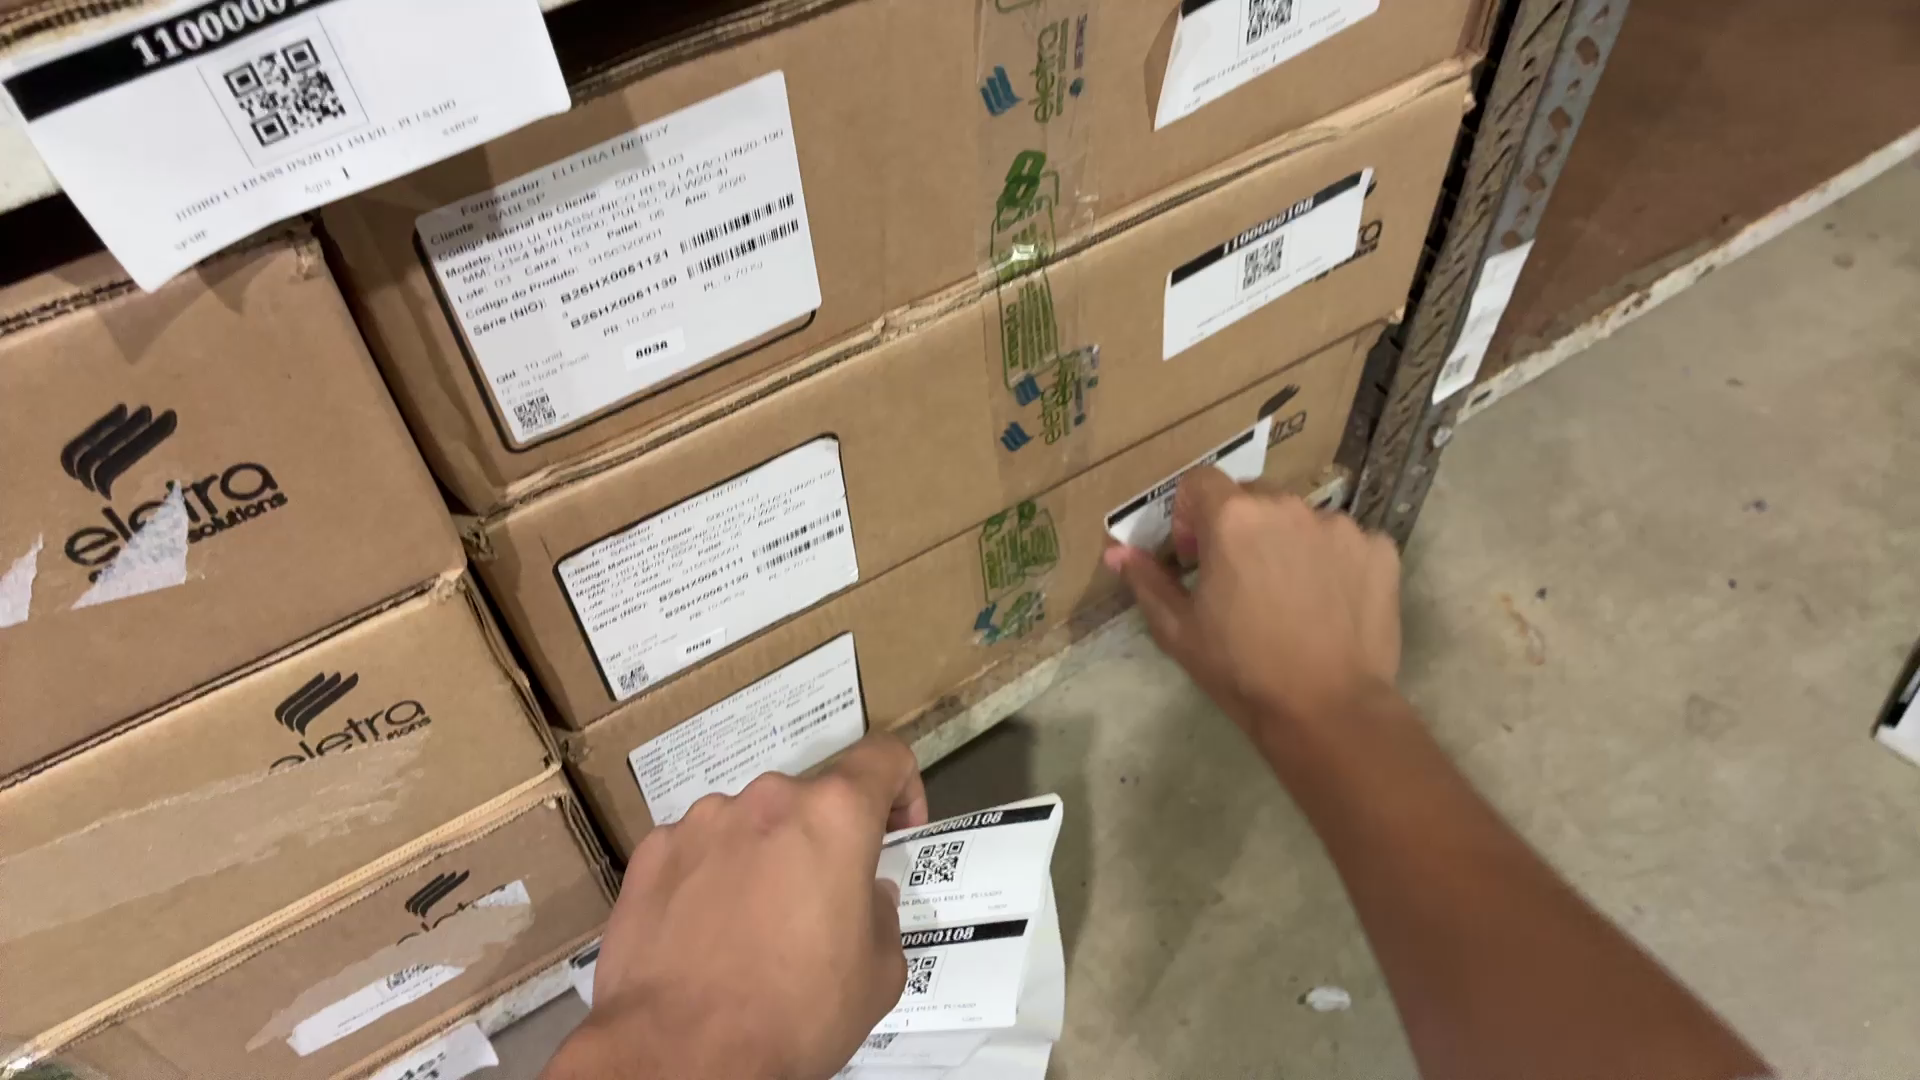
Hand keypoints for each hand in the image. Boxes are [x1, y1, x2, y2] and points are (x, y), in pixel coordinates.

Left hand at [543, 733, 928, 1079]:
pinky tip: (702, 934)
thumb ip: (881, 913)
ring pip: (752, 823)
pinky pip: (698, 850)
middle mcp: (769, 798)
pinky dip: (709, 876)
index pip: (884, 756)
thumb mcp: (879, 974)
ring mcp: (704, 820)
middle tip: (817, 907)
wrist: (677, 1060)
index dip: (901, 787)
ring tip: (750, 928)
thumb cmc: (795, 1013)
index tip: (894, 834)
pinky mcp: (653, 852)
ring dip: (764, 856)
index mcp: (834, 814)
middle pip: (812, 800)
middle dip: (823, 841)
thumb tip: (862, 894)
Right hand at [1103, 467, 1401, 745]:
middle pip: (1251, 496)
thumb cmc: (1239, 668)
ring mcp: (1339, 526)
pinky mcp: (1379, 549)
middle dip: (1236, 526)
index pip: (1200, 482)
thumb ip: (1146, 579)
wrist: (1327, 710)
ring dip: (1283, 542)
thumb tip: (1116, 552)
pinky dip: (1328, 560)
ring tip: (1286, 595)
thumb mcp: (1177, 628)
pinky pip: (1342, 540)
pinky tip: (1326, 602)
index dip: (1189, 514)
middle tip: (1236, 578)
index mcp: (1233, 518)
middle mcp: (1287, 506)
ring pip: (1298, 518)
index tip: (1195, 556)